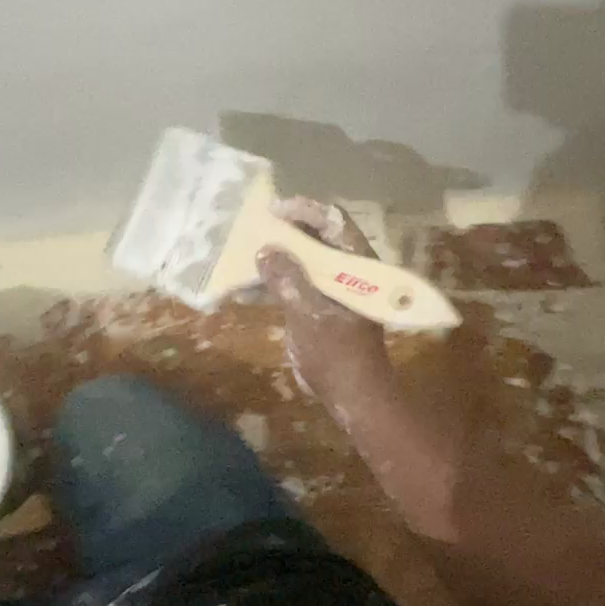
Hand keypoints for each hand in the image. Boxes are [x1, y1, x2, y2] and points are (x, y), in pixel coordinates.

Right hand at [255, 198, 394, 404]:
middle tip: (256, 228)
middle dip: (287, 233)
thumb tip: (266, 252)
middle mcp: (349, 272)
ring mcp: (336, 291)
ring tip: (248, 254)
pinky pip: (298, 287)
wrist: (350, 395)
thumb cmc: (336, 353)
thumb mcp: (307, 313)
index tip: (275, 210)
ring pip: (306, 263)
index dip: (306, 211)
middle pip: (319, 240)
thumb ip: (287, 279)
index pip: (335, 222)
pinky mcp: (323, 310)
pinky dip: (277, 284)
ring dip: (278, 259)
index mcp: (357, 266)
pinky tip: (249, 287)